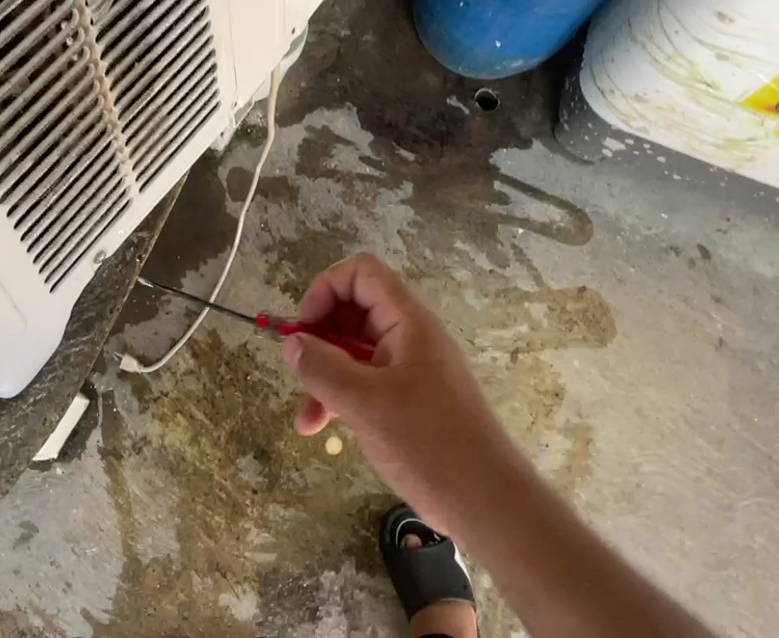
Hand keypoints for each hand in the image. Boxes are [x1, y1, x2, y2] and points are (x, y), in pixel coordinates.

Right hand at [281, 254, 516, 528]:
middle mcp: (409, 336)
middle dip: (319, 334)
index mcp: (407, 322)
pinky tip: (319, 426)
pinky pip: (364, 381)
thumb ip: (322, 368)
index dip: (326, 289)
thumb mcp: (365, 404)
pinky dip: (339, 396)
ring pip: (354, 350)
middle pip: (353, 309)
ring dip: (324, 373)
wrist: (487, 505)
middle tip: (299, 365)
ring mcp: (409, 368)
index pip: (361, 273)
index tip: (304, 327)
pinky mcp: (408, 399)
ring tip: (305, 415)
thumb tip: (290, 343)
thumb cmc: (429, 444)